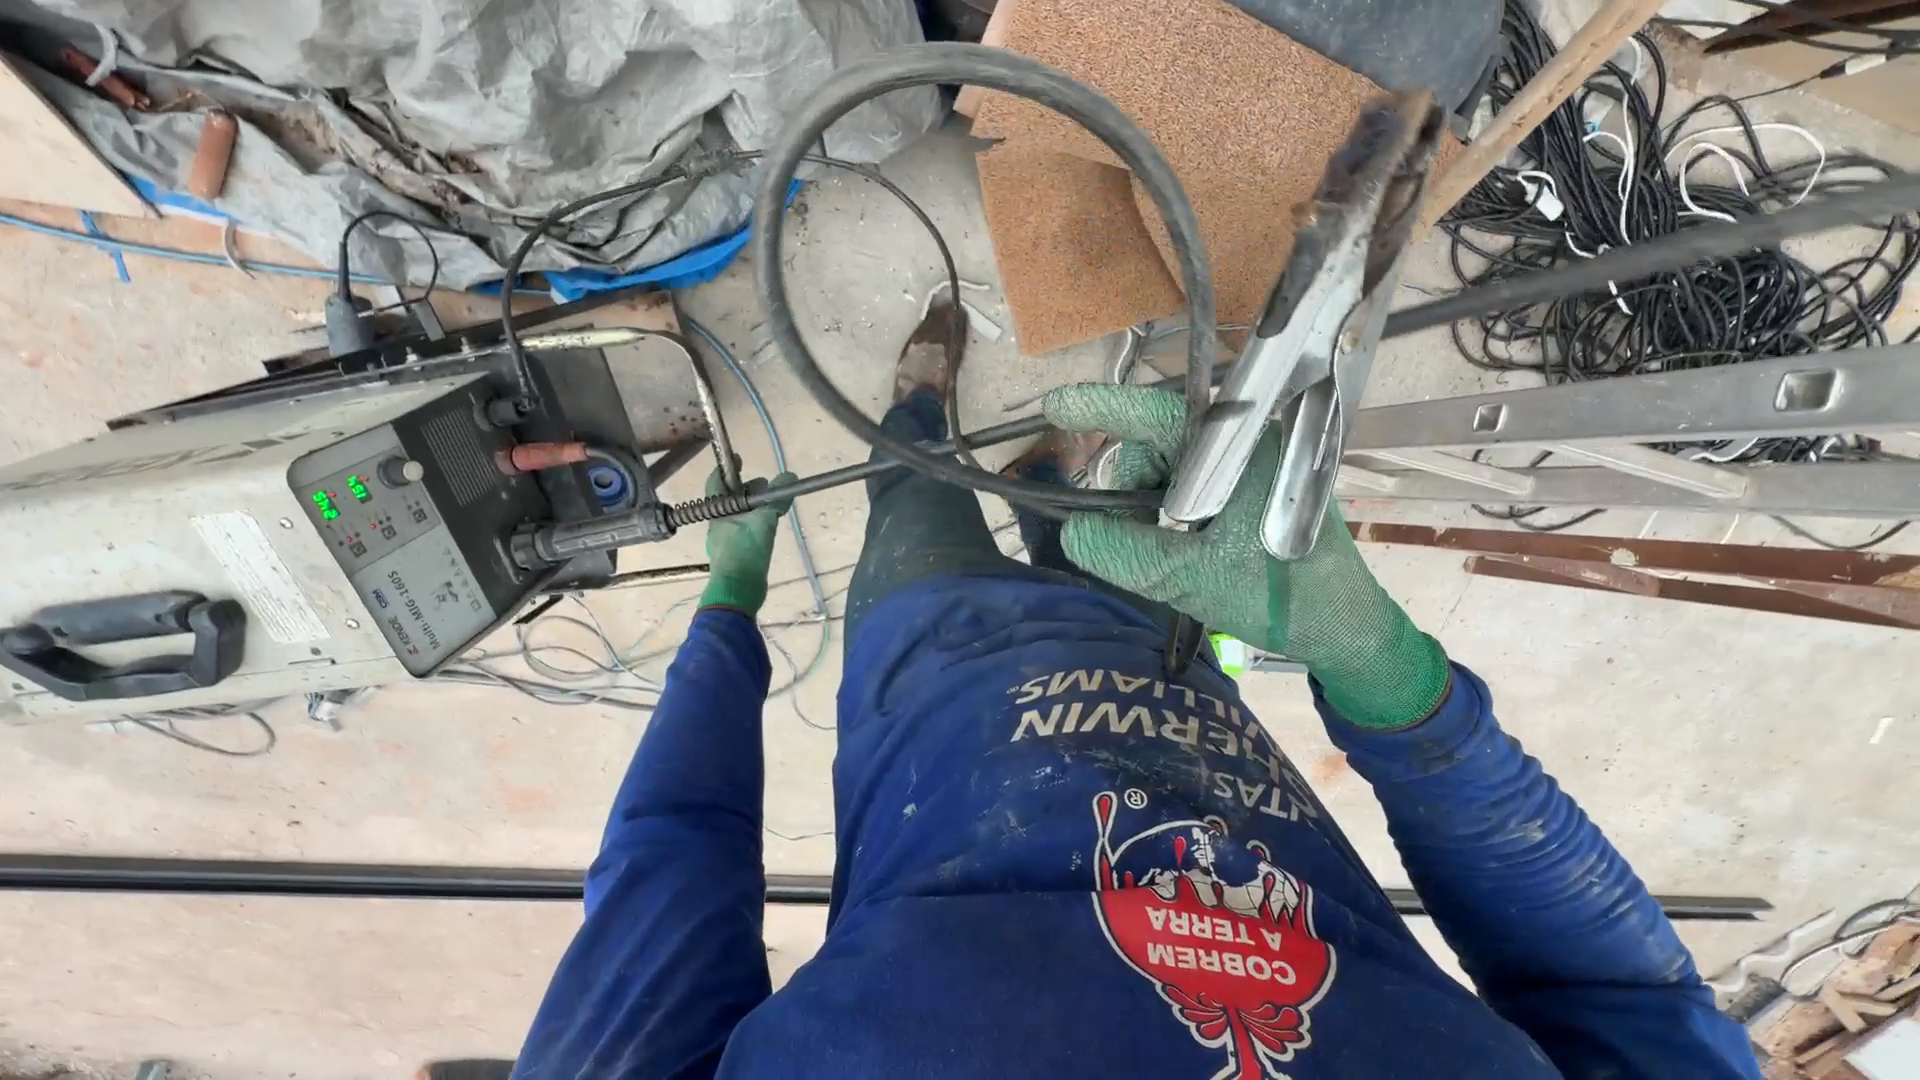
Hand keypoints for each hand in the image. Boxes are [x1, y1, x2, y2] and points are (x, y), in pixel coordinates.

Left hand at [698, 467, 795, 617]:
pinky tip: (768, 529)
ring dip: (754, 508)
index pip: (716, 482)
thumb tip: (790, 476)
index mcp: (718, 512)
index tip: (740, 459)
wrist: (737, 592)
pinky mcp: (735, 555)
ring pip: (739, 516)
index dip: (727, 468)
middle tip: (767, 487)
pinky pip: (745, 531)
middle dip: (748, 490)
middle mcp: (718, 524)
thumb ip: (776, 500)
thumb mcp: (763, 521)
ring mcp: (725, 541)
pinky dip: (756, 524)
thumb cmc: (745, 552)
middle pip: (731, 499)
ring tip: (772, 507)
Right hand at [1042, 384, 1448, 728]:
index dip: (1104, 408)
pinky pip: (1183, 492)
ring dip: (1144, 510)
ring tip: (1163, 556)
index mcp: (1243, 449)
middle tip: (1121, 538)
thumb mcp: (1195, 579)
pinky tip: (1171, 550)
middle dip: (1126, 488)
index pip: (1159, 415)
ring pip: (1164, 472)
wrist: (1343, 629)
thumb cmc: (1283, 596)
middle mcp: (1243, 447)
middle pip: (1154, 446)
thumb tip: (1072, 531)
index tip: (1055, 406)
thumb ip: (1127, 553)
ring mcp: (1244, 470)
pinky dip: (1162, 519)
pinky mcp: (1243, 494)